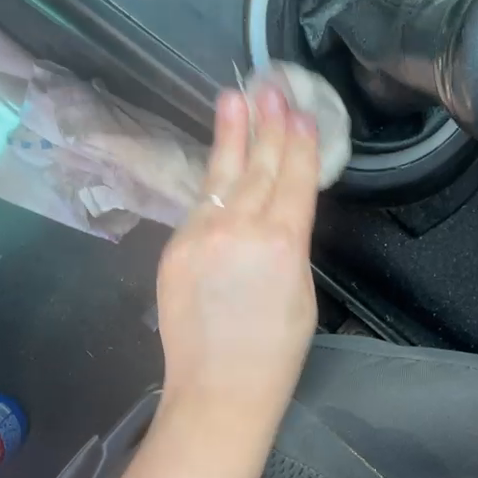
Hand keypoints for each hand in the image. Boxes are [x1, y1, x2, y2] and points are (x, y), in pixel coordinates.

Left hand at [156, 84, 320, 431]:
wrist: (219, 389)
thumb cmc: (276, 354)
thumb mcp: (302, 295)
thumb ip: (290, 247)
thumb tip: (278, 218)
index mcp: (283, 243)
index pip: (293, 179)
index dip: (299, 144)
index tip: (302, 113)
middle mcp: (240, 228)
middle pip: (257, 167)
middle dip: (267, 125)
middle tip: (272, 88)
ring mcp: (201, 234)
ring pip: (221, 177)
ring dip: (231, 136)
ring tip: (236, 99)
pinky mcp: (175, 247)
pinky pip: (199, 206)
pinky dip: (213, 182)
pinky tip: (218, 160)